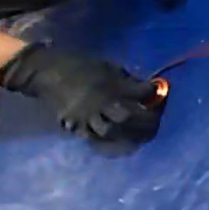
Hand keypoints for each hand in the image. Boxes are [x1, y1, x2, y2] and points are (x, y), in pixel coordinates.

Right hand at [0, 43, 159, 141]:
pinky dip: (110, 142)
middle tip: (155, 121)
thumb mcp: (109, 67)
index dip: (153, 94)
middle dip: (146, 121)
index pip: (140, 92)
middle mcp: (101, 101)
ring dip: (130, 134)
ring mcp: (87, 116)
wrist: (49, 72)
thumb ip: (127, 80)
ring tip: (142, 135)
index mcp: (111, 83)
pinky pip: (95, 138)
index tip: (159, 93)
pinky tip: (121, 141)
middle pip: (128, 117)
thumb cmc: (83, 67)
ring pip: (112, 131)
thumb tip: (146, 91)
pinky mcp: (76, 125)